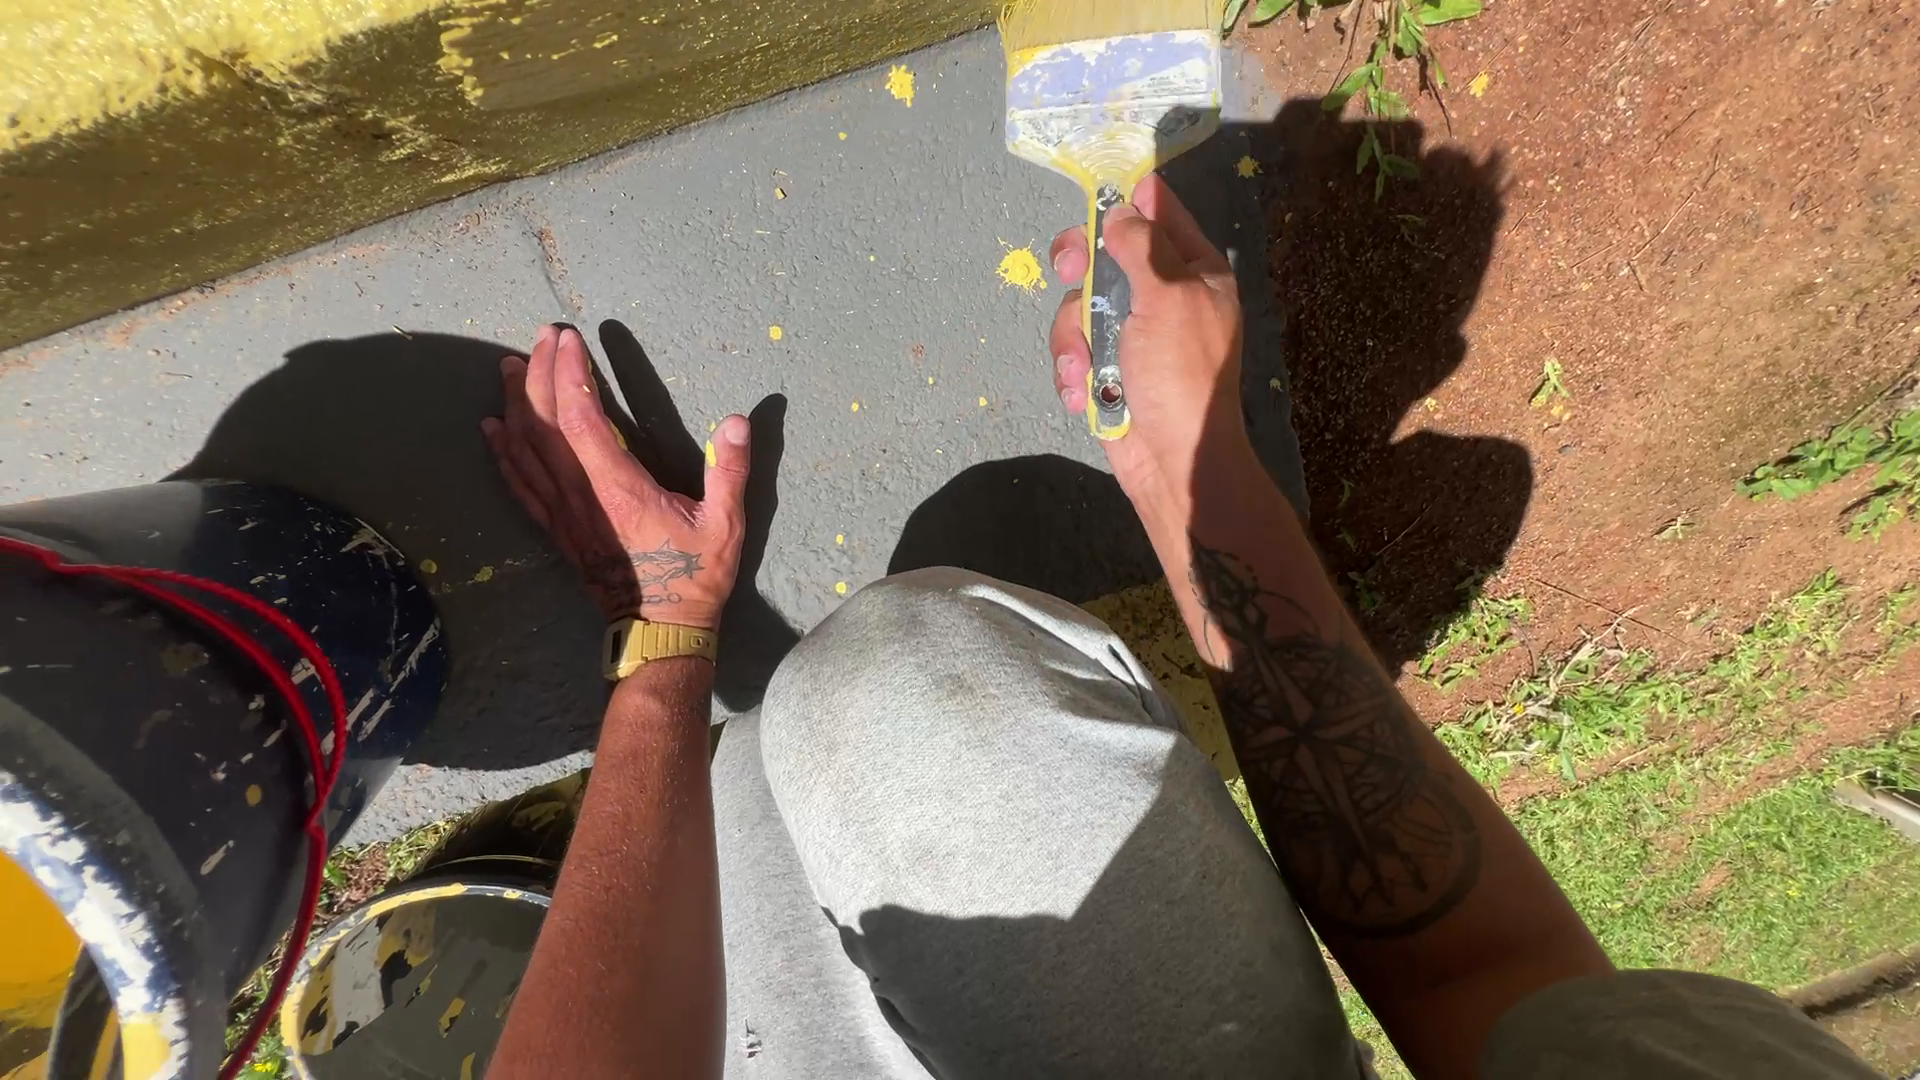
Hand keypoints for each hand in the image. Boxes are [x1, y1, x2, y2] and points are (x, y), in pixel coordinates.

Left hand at [482, 325, 750, 630]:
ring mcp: (563, 514)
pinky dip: (502, 452)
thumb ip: (730, 471)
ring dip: (515, 404)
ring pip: (525, 450)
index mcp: (620, 489)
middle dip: (540, 374)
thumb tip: (736, 421)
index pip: (581, 417)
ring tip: (512, 367)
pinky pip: (519, 484)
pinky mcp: (557, 530)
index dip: (570, 373)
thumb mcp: (726, 524)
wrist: (661, 629)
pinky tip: (492, 428)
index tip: (568, 338)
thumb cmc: (695, 577)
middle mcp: (581, 496)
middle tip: (542, 337)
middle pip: (543, 424)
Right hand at [1048, 174, 1254, 526]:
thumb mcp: (1168, 297)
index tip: (1098, 201)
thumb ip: (1141, 247)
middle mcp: (1160, 297)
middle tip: (1067, 269)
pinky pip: (1074, 350)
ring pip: (1079, 307)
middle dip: (1080, 269)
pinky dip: (1072, 372)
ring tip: (1081, 372)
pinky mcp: (1105, 368)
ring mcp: (1130, 335)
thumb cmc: (1181, 372)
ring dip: (1071, 340)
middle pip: (1106, 257)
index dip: (1129, 202)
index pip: (1161, 216)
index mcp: (1192, 272)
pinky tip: (1080, 393)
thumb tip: (1123, 208)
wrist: (1172, 456)